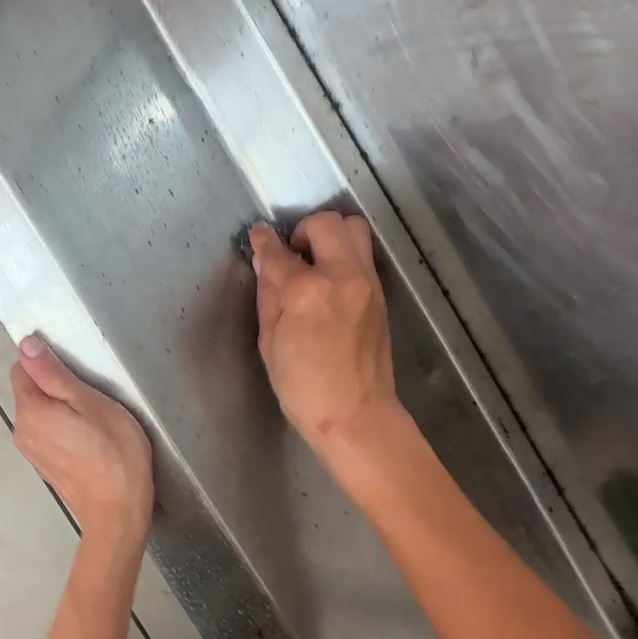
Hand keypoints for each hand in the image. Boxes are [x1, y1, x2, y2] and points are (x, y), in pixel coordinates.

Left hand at [10, 335, 154, 549]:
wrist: (117, 512)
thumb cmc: (114, 453)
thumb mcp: (90, 402)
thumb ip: (53, 373)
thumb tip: (25, 345)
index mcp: (29, 410)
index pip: (22, 367)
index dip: (48, 362)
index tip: (77, 371)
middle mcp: (21, 430)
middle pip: (30, 390)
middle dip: (56, 386)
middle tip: (92, 396)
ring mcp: (31, 451)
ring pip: (41, 412)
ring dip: (61, 408)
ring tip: (94, 418)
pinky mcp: (45, 465)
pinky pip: (48, 433)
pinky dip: (63, 428)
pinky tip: (90, 438)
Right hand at [250, 213, 398, 449]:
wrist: (355, 414)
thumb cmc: (303, 387)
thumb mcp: (270, 343)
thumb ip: (268, 296)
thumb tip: (264, 264)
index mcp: (306, 292)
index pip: (279, 253)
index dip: (263, 242)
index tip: (257, 234)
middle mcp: (341, 277)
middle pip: (326, 224)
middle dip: (303, 230)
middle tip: (292, 252)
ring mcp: (367, 283)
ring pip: (355, 229)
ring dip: (330, 235)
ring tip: (315, 261)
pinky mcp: (380, 294)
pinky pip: (364, 255)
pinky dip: (345, 254)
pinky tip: (330, 281)